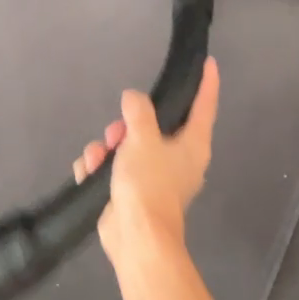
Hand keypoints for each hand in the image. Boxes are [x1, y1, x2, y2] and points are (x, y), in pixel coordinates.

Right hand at [72, 58, 219, 264]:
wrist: (135, 237)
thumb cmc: (149, 183)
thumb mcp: (143, 138)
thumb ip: (139, 111)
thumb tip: (133, 100)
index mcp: (193, 144)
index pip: (204, 105)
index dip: (206, 83)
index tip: (208, 62)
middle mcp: (178, 158)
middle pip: (153, 125)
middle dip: (128, 125)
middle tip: (117, 130)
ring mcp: (154, 177)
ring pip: (127, 146)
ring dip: (108, 147)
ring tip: (100, 156)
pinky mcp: (131, 192)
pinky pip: (112, 168)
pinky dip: (99, 168)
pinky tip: (89, 170)